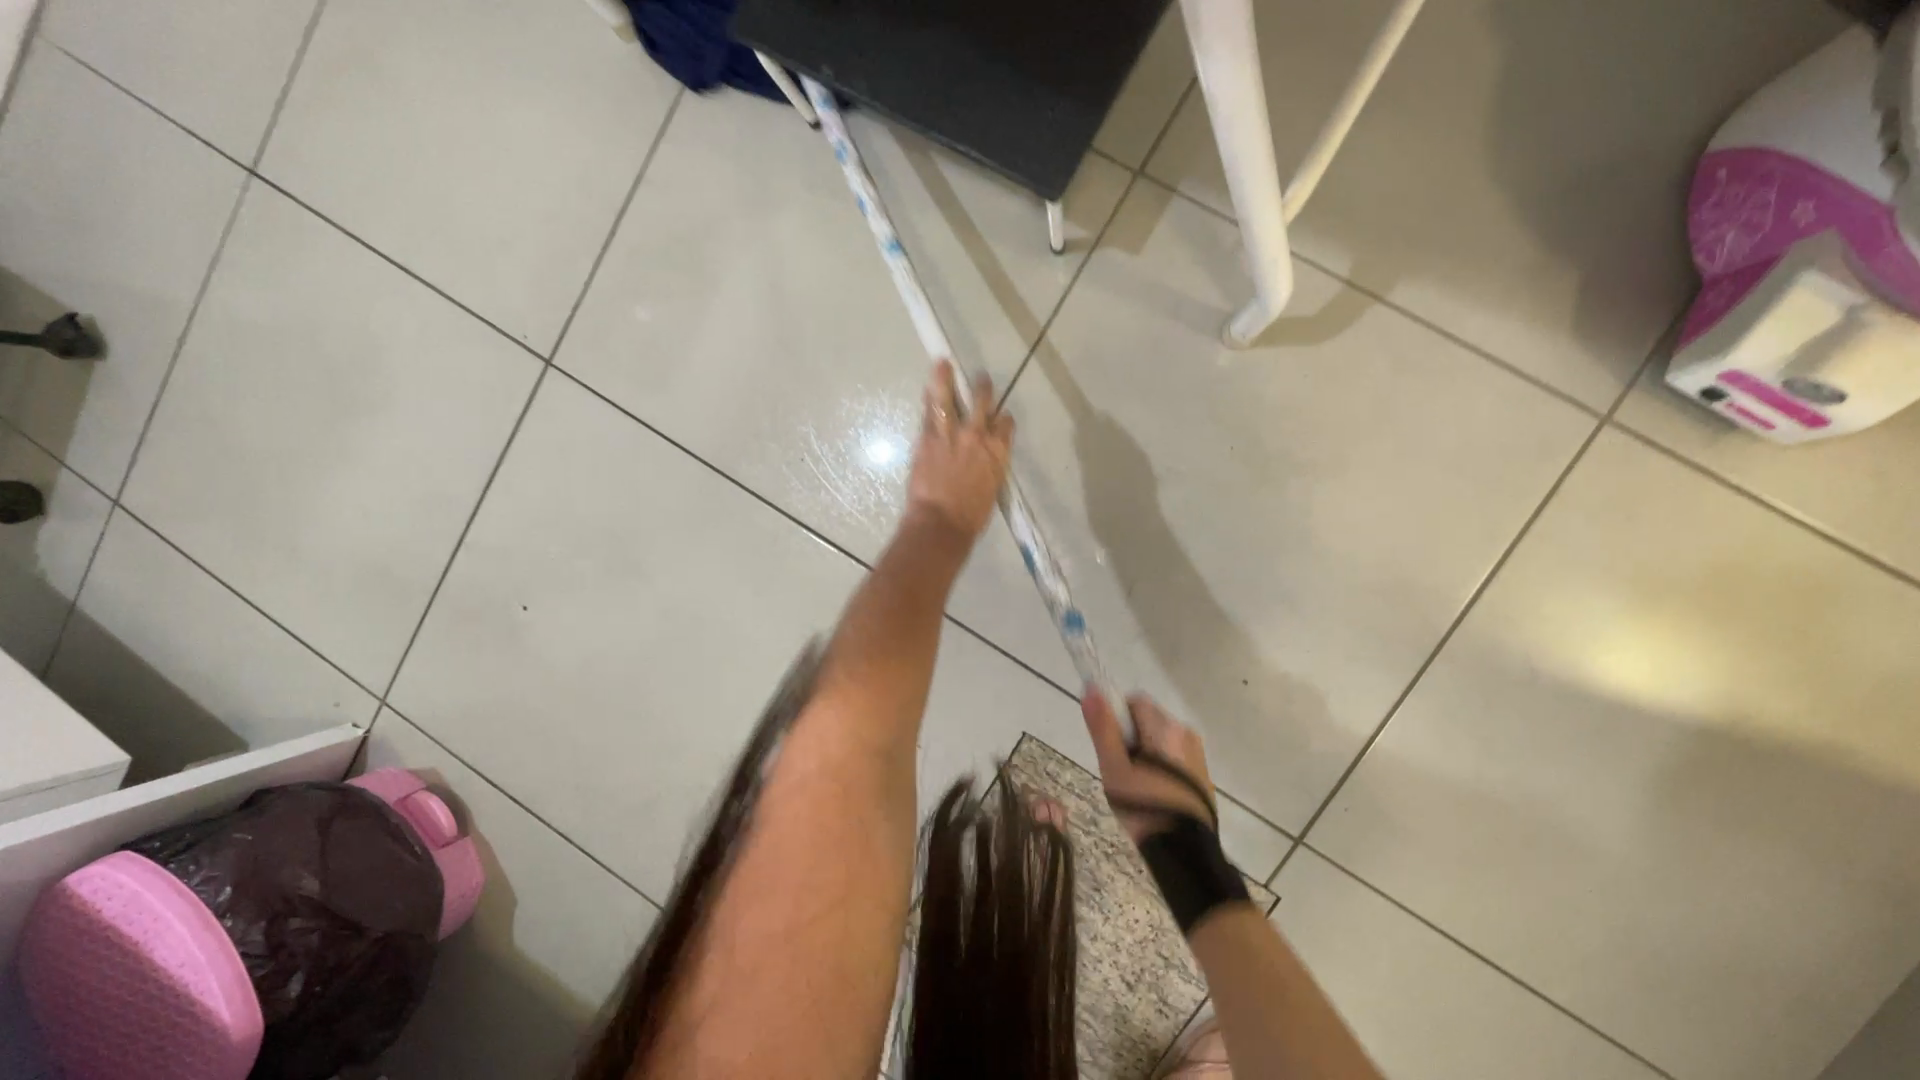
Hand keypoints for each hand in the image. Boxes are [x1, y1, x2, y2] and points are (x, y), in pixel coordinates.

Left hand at [904, 361, 1013, 541]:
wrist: (941, 523)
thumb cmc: (970, 517)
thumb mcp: (990, 490)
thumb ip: (989, 468)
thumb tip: (983, 463)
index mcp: (999, 453)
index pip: (1005, 424)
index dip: (1002, 418)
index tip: (998, 416)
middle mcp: (979, 437)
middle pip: (982, 403)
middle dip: (982, 389)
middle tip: (980, 380)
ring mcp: (952, 435)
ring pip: (950, 398)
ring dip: (946, 379)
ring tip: (942, 363)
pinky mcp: (928, 439)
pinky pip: (929, 412)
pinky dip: (928, 397)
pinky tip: (926, 386)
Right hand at [1081, 689, 1217, 843]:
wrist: (1184, 851)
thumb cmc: (1143, 806)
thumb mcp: (1114, 767)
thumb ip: (1103, 727)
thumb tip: (1091, 689)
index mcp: (1165, 727)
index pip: (1134, 701)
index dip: (1117, 719)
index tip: (1111, 748)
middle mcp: (1185, 732)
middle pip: (1148, 720)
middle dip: (1131, 738)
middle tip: (1121, 771)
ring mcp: (1197, 754)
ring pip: (1160, 740)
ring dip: (1146, 753)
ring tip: (1137, 787)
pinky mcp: (1202, 774)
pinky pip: (1174, 757)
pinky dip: (1161, 767)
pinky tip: (1154, 794)